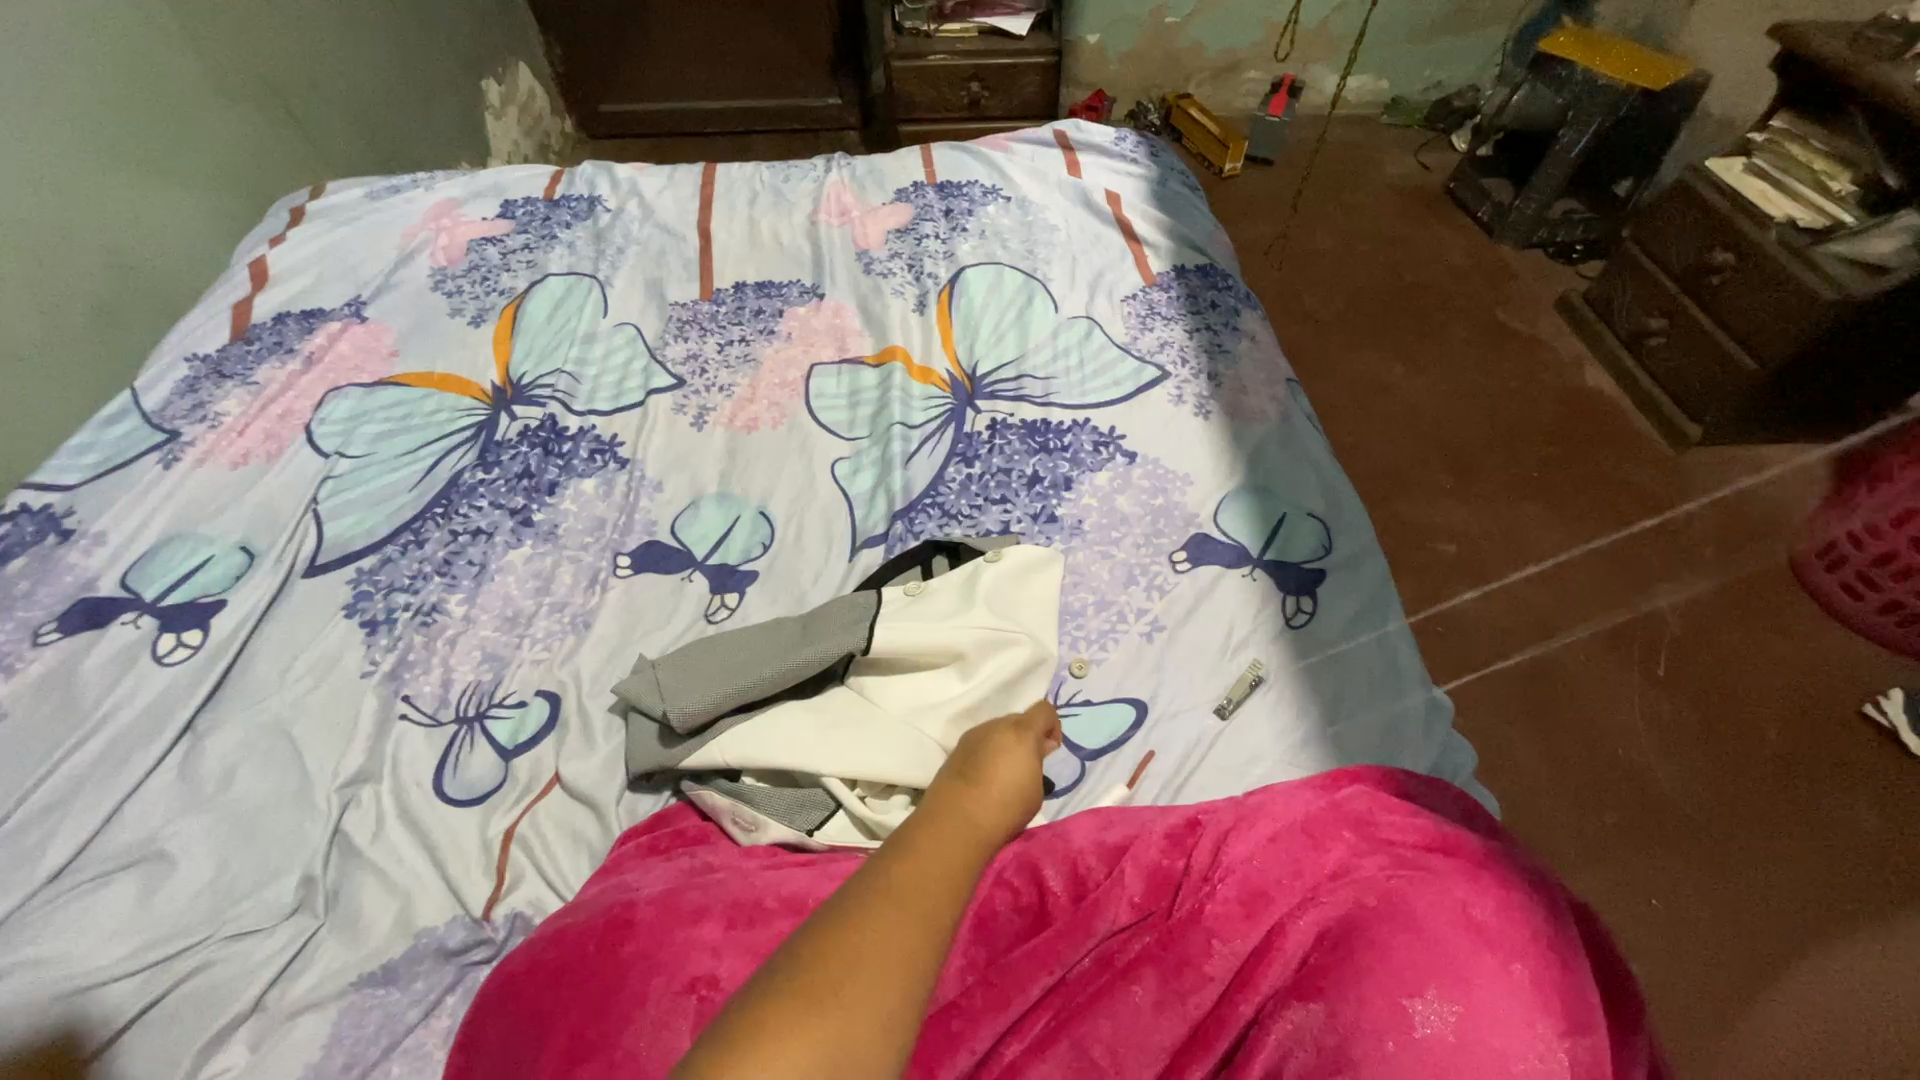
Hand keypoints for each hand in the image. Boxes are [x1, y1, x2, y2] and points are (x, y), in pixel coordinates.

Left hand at [918, 701, 1061, 850]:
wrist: (955, 822)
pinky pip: (981, 743)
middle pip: (1019, 720)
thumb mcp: (1036, 790)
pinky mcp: (956, 749)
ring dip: (1006, 745)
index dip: (1052, 726)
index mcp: (1021, 732)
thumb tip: (1039, 746)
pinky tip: (984, 779)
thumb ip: (1039, 761)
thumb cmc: (1005, 809)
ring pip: (997, 731)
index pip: (1044, 709)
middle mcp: (995, 726)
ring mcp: (972, 735)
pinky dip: (988, 753)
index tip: (1050, 751)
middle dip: (1027, 738)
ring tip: (1004, 775)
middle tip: (1027, 767)